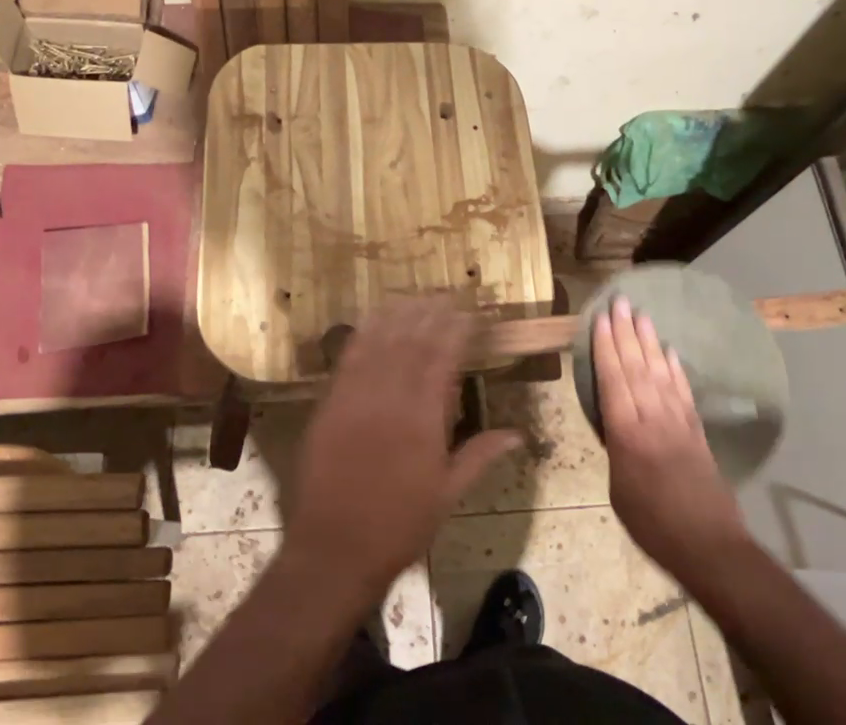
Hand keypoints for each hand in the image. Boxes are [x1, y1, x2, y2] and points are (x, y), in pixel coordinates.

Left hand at [283, 298, 521, 598]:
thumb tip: (517, 435)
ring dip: (396, 317)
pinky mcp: (327, 406)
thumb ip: (479, 456)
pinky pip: (346, 361)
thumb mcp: (446, 495)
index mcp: (423, 420)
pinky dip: (360, 336)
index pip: (443, 360)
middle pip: (410, 343)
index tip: (468, 310)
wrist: (333, 550)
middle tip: (443, 294)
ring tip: (411, 296)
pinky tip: (369, 321)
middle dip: (429, 314)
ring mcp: (354, 400)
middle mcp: (388, 400)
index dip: (456, 330)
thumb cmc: (398, 527)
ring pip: (377, 345)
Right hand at [594, 296, 749, 574]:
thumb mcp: (617, 489)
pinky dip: (674, 368)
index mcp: (627, 435)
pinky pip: (682, 391)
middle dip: (626, 333)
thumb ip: (616, 449)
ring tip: (642, 315)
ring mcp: (678, 423)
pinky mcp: (696, 431)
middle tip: (621, 301)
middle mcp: (653, 420)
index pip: (613, 380)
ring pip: (660, 372)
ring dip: (649, 342)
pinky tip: (668, 351)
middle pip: (637, 367)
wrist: (708, 545)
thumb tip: (615, 423)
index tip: (601, 318)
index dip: (606, 347)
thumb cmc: (651, 524)